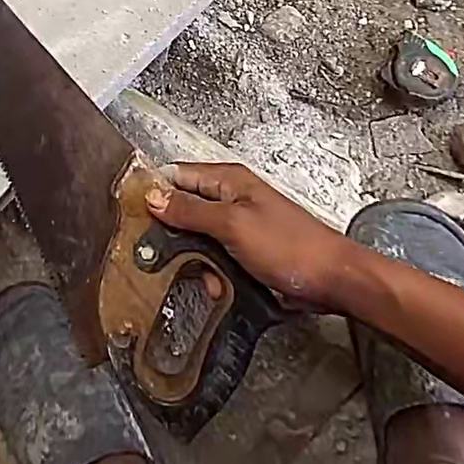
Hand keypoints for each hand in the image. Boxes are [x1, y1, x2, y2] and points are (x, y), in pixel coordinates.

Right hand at [146, 163, 362, 312]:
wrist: (332, 281)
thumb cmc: (287, 245)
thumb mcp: (232, 225)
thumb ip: (191, 211)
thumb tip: (153, 196)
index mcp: (227, 180)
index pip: (178, 175)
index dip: (155, 191)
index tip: (131, 213)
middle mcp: (229, 198)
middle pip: (184, 208)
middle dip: (172, 232)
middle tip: (158, 256)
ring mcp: (237, 226)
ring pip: (196, 237)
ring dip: (193, 259)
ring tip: (199, 277)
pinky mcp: (244, 252)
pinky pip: (214, 257)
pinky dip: (210, 273)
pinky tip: (214, 288)